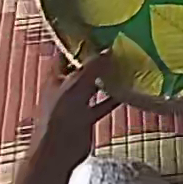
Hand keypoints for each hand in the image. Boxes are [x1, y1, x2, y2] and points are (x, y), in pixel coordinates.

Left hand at [28, 50, 118, 177]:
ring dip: (106, 78)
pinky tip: (126, 92)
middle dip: (96, 59)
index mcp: (56, 75)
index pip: (66, 52)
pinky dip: (112, 98)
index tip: (96, 32)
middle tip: (116, 47)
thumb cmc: (60, 115)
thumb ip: (92, 67)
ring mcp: (75, 103)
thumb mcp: (76, 85)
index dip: (78, 42)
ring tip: (124, 65)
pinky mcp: (85, 117)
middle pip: (81, 68)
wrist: (58, 151)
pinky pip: (101, 104)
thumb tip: (108, 50)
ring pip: (93, 86)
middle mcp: (65, 87)